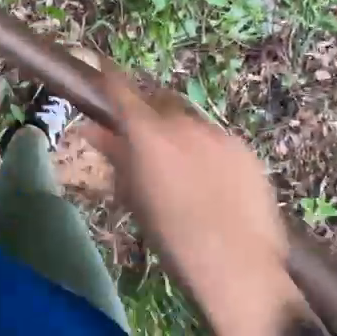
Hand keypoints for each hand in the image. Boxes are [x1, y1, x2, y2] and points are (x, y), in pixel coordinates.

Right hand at [102, 74, 307, 335]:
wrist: (237, 267)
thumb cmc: (171, 236)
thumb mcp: (132, 195)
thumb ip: (114, 154)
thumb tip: (91, 128)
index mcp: (145, 131)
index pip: (120, 86)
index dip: (108, 75)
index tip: (102, 69)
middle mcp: (180, 121)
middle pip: (158, 99)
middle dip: (149, 110)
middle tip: (145, 138)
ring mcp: (216, 132)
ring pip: (189, 119)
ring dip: (180, 131)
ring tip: (184, 167)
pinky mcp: (245, 148)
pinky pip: (218, 138)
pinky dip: (209, 149)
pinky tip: (213, 180)